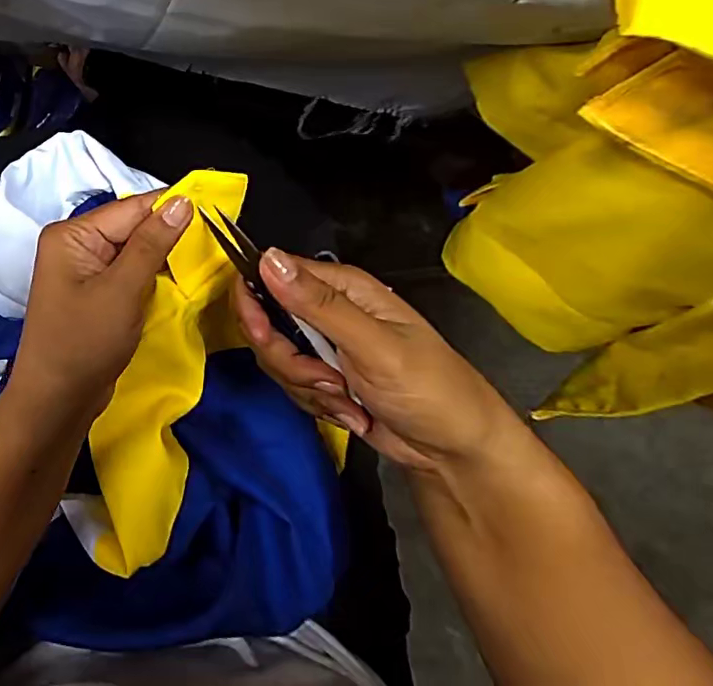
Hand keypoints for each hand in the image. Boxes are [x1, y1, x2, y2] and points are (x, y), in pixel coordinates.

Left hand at [8, 191, 193, 420]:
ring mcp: (85, 269)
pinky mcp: (97, 291)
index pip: (130, 208)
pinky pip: (130, 272)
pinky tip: (182, 279)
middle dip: (170, 232)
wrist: (57, 400)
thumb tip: (182, 202)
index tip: (216, 207)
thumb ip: (152, 244)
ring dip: (165, 255)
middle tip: (218, 237)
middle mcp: (75, 244)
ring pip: (135, 250)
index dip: (171, 207)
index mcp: (71, 235)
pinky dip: (154, 275)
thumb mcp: (122, 290)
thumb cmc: (83, 343)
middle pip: (132, 226)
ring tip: (207, 257)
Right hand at [234, 250, 523, 473]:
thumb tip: (268, 258)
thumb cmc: (432, 390)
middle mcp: (326, 308)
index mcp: (341, 287)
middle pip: (266, 321)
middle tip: (322, 379)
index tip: (261, 334)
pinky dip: (314, 402)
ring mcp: (323, 344)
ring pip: (275, 357)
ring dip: (305, 386)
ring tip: (348, 399)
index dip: (255, 302)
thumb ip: (318, 304)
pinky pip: (289, 382)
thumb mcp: (374, 345)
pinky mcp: (322, 375)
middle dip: (287, 358)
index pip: (271, 275)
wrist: (458, 453)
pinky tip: (351, 411)